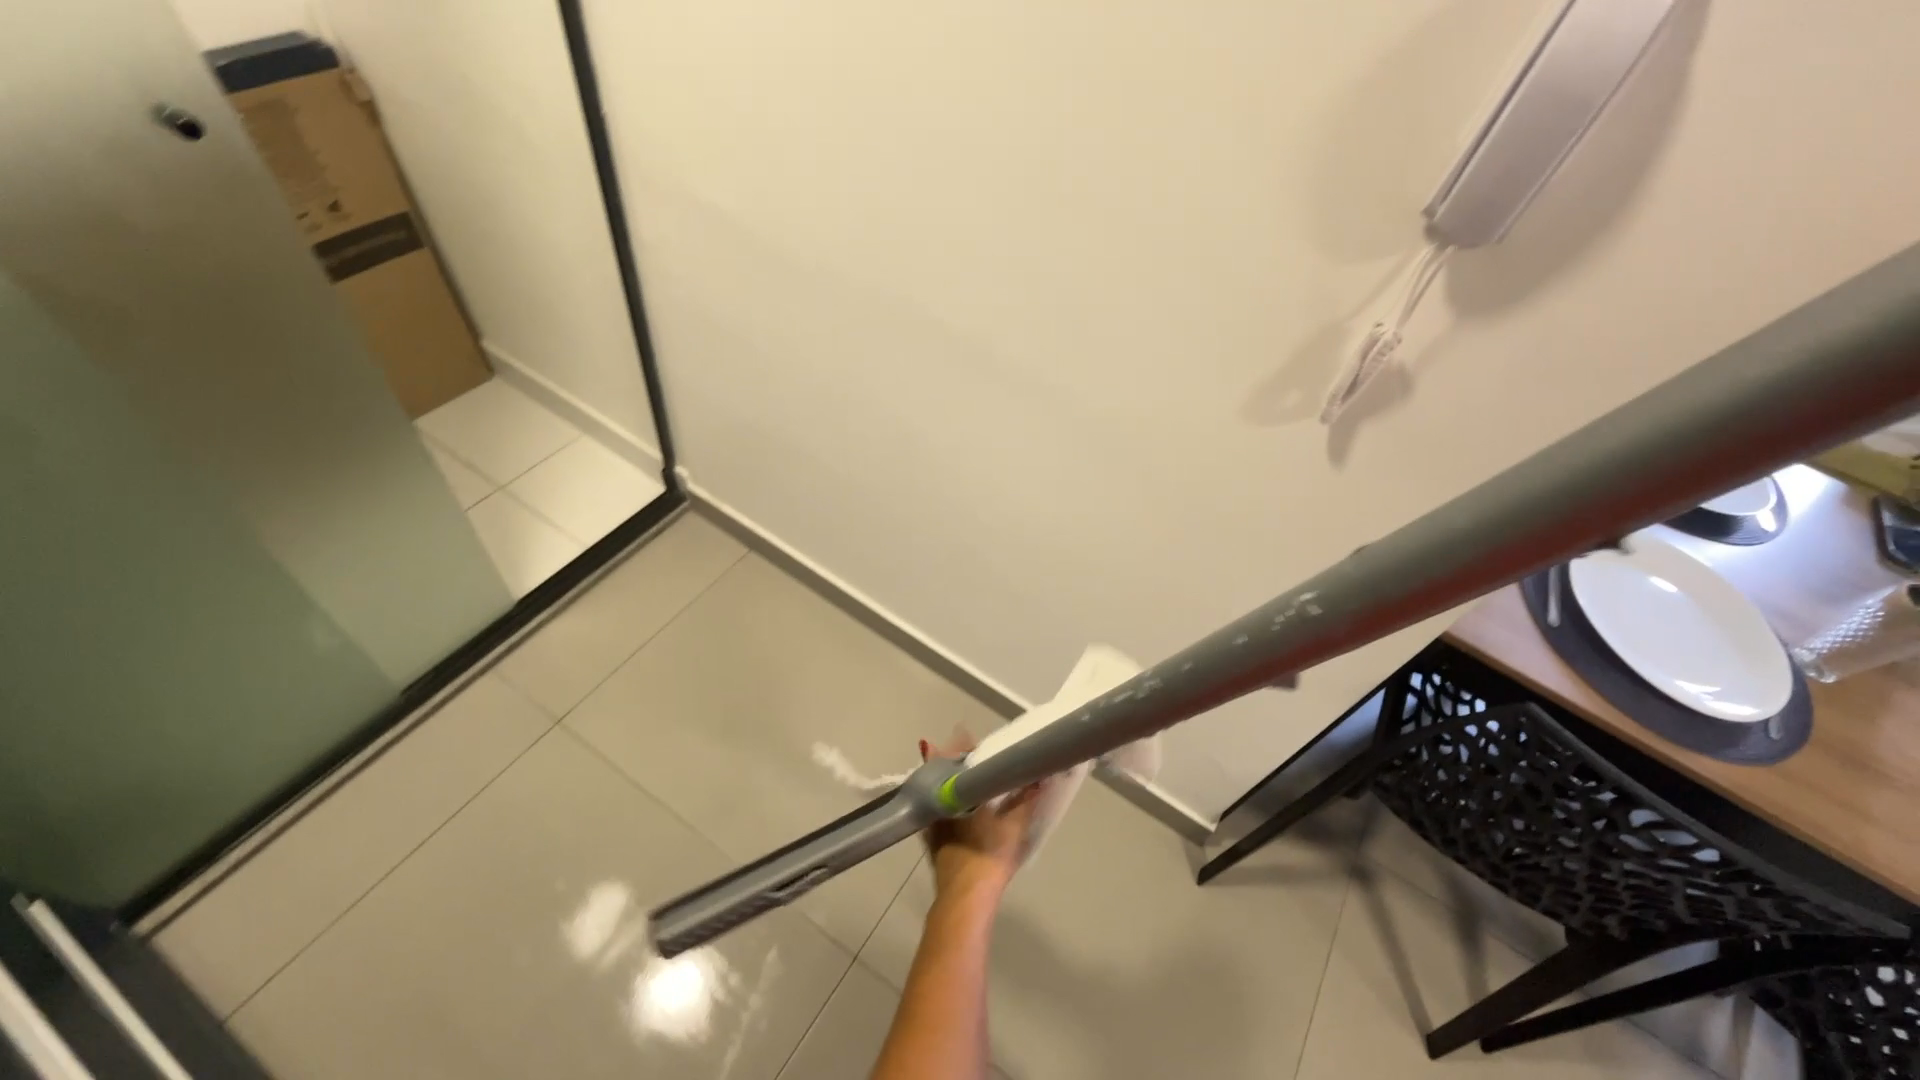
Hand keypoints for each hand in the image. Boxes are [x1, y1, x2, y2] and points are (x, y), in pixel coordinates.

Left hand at [919, 734, 1047, 901]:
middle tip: (974, 755)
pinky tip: (960, 808)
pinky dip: (947, 801)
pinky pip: (936, 808)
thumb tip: (1042, 775)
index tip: (975, 737)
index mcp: (955, 787)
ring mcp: (930, 820)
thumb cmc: (989, 853)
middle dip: (957, 760)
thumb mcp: (1016, 823)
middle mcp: (936, 797)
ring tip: (969, 779)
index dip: (965, 743)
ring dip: (950, 781)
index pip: (956, 753)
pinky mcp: (929, 838)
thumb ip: (1028, 796)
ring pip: (937, 789)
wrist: (966, 895)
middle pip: (943, 769)